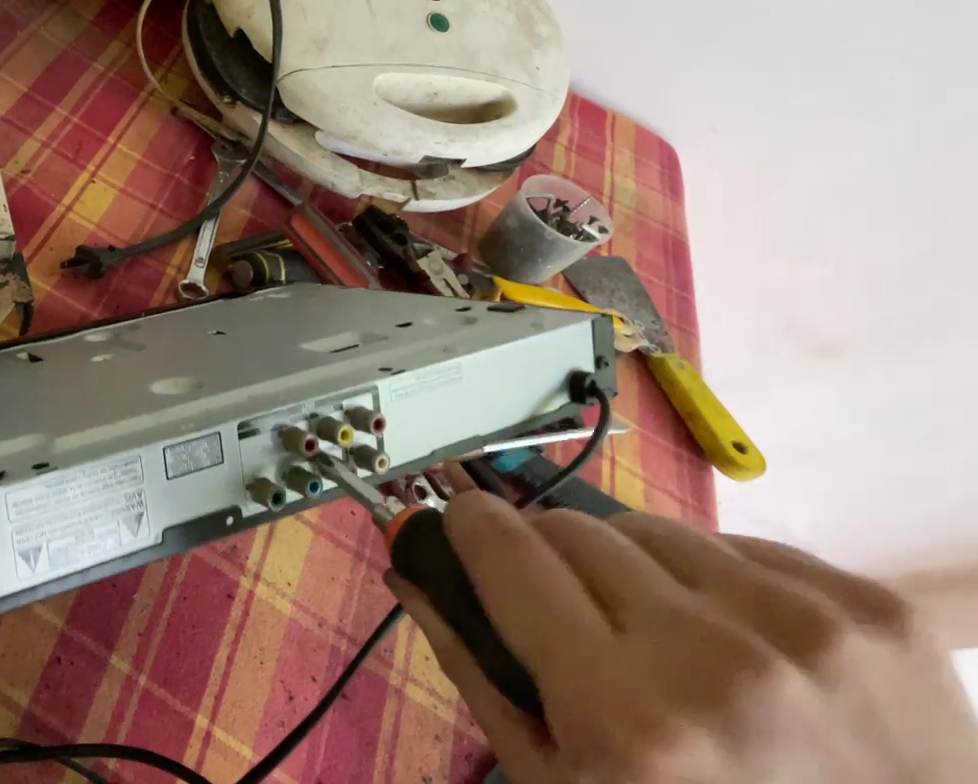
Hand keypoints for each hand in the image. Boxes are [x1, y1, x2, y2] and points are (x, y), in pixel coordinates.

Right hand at [390, 492, 977, 782]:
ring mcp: (810, 628)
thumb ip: (472, 665)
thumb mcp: (556, 783)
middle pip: (570, 527)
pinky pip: (737, 546)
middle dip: (547, 556)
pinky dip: (713, 579)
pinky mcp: (877, 611)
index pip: (502, 546)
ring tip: (659, 634)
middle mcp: (717, 658)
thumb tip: (408, 568)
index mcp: (625, 712)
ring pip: (649, 527)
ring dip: (632, 567)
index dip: (469, 527)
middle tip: (564, 610)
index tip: (463, 527)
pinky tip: (736, 641)